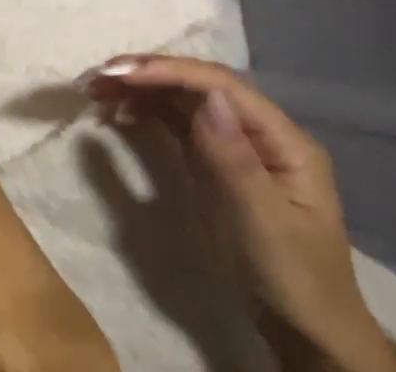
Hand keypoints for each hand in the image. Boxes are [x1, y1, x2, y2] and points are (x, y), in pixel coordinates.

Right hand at [83, 56, 395, 370]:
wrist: (302, 324)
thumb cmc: (289, 272)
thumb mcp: (261, 220)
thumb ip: (234, 158)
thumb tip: (207, 99)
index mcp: (284, 142)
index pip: (220, 86)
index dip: (166, 72)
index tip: (113, 74)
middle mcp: (261, 134)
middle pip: (199, 85)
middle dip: (146, 74)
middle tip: (93, 80)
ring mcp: (236, 147)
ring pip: (182, 100)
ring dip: (139, 89)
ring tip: (95, 93)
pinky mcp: (211, 161)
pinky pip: (175, 123)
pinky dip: (143, 111)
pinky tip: (118, 116)